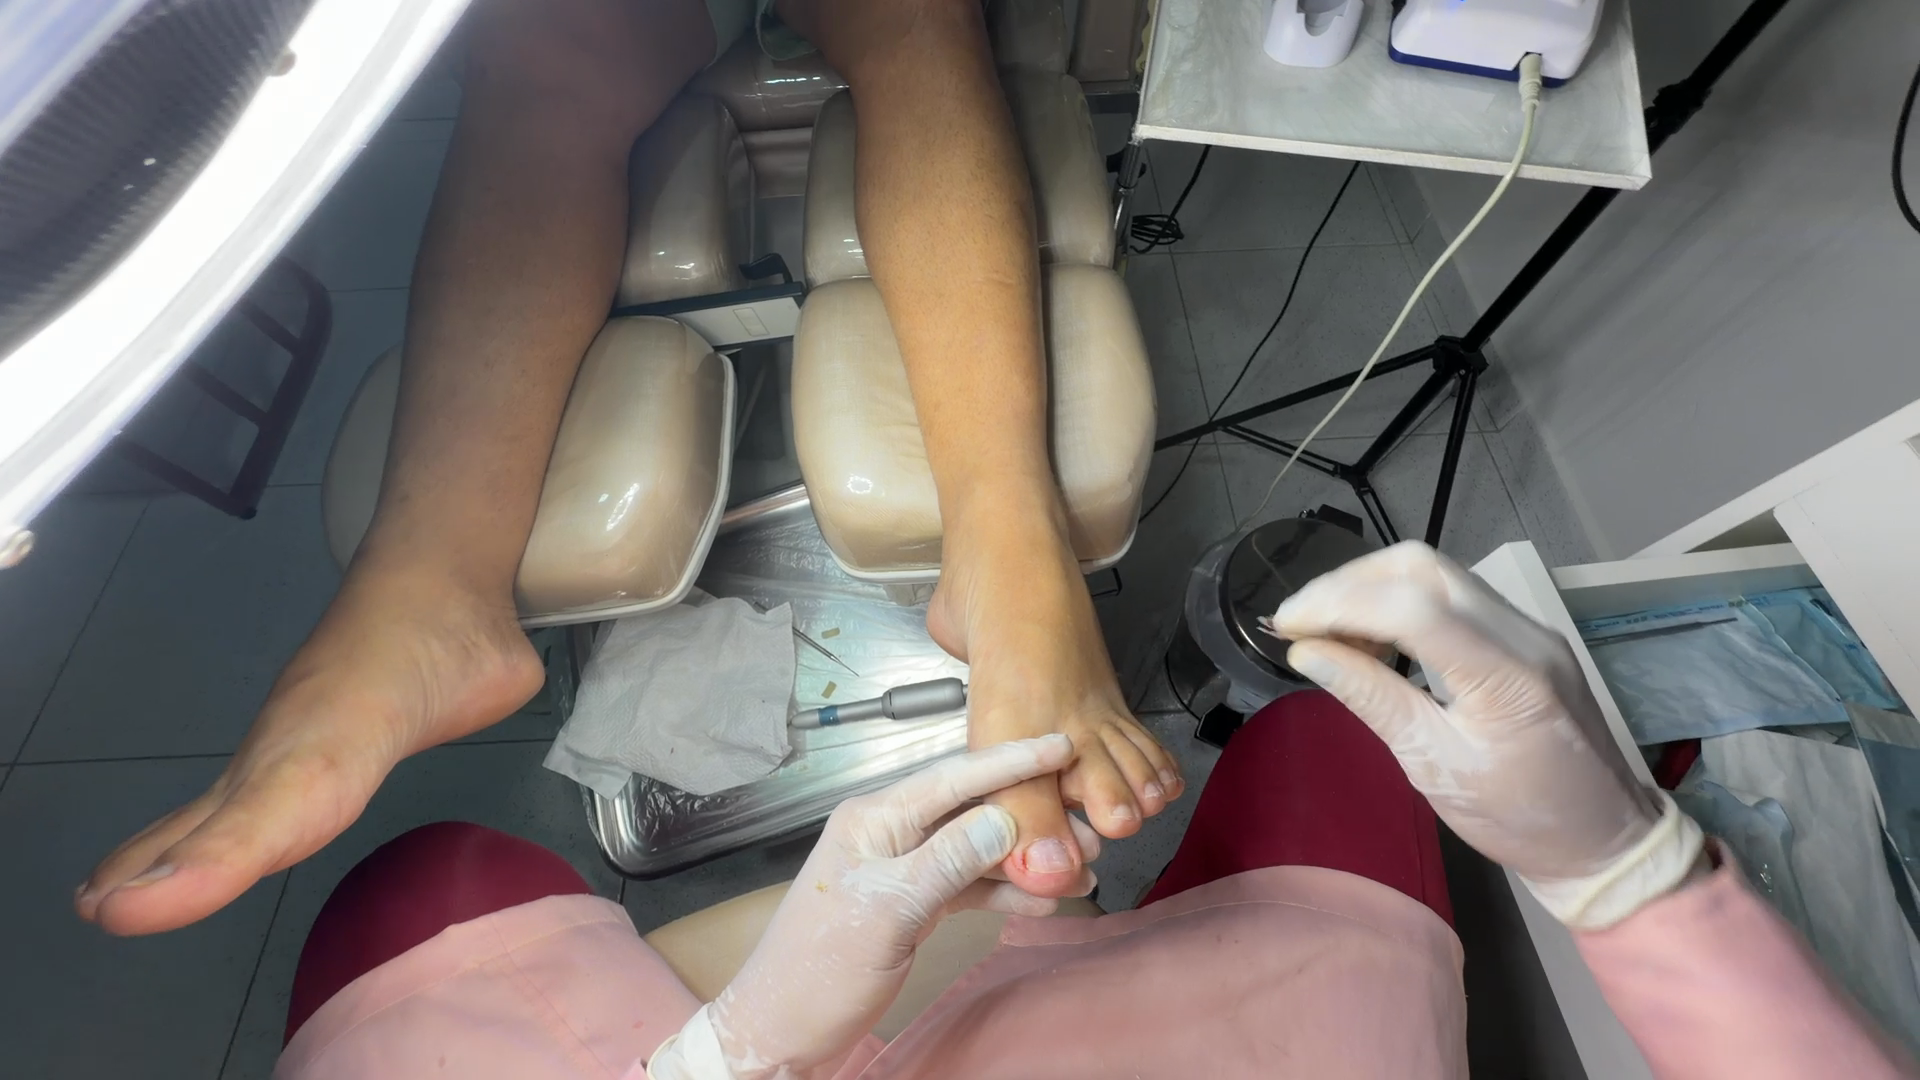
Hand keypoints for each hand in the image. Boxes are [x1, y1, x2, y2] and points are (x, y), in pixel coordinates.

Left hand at [701, 735, 1086, 1076]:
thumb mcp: (887, 910)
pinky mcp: (915, 899)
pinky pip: (968, 883)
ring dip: (1024, 855)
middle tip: (1085, 821)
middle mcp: (893, 830)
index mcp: (875, 816)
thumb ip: (947, 860)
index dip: (1008, 760)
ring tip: (1080, 862)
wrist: (782, 1033)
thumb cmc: (819, 968)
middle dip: (1029, 813)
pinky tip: (1042, 897)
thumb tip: (1005, 820)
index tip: (1057, 746)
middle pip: (970, 809)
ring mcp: (905, 864)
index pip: (951, 777)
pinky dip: (1004, 889)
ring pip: (976, 847)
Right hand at [1268, 542, 1701, 927]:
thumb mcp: (1433, 766)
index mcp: (1506, 677)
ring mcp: (1525, 626)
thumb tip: (1305, 652)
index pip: (1410, 608)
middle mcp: (1522, 633)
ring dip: (1366, 585)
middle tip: (1299, 620)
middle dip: (1345, 583)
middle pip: (1419, 567)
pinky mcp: (1519, 630)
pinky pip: (1445, 589)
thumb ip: (1372, 699)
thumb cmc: (1518, 818)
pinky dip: (1392, 597)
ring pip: (1431, 569)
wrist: (1608, 841)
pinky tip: (1368, 632)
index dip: (1336, 605)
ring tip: (1326, 627)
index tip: (1285, 625)